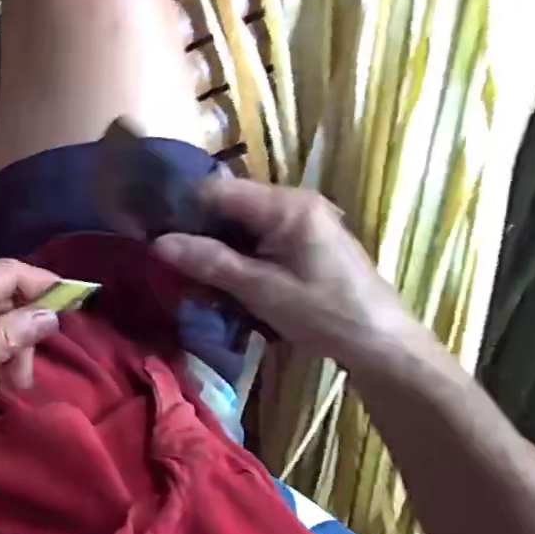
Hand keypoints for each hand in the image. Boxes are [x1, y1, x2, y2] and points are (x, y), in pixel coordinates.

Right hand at [153, 180, 418, 367]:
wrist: (381, 343)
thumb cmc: (324, 314)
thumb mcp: (261, 290)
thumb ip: (210, 262)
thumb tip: (158, 243)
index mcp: (286, 205)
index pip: (217, 190)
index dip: (182, 209)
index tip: (153, 234)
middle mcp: (294, 202)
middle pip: (228, 207)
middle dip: (199, 234)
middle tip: (172, 266)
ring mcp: (302, 221)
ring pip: (241, 226)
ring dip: (217, 251)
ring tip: (196, 282)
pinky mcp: (305, 242)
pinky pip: (260, 240)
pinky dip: (239, 259)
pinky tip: (227, 286)